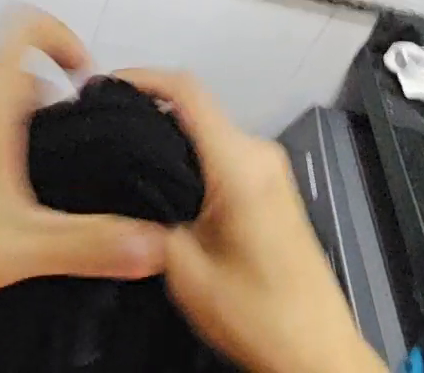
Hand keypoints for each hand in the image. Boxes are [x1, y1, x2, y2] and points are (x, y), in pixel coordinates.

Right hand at [119, 69, 385, 372]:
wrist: (319, 353)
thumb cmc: (260, 316)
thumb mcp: (184, 270)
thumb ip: (146, 217)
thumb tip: (118, 183)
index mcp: (240, 165)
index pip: (187, 91)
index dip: (142, 77)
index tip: (104, 87)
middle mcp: (259, 154)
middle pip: (194, 104)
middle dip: (146, 104)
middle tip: (103, 123)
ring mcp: (269, 167)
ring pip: (206, 126)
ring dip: (166, 128)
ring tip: (121, 146)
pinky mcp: (270, 183)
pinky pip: (219, 146)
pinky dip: (186, 146)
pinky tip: (158, 171)